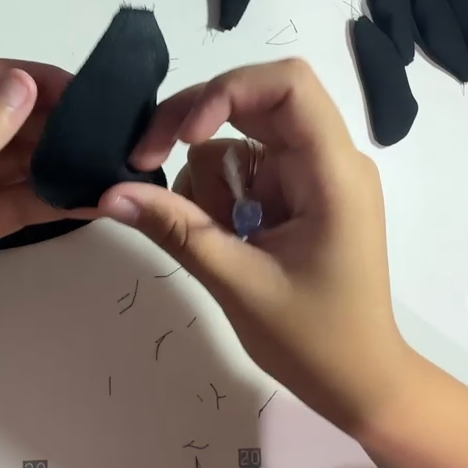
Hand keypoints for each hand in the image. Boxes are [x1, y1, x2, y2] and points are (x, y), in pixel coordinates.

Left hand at [0, 60, 92, 417]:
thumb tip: (21, 82)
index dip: (30, 80)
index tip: (88, 92)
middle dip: (50, 123)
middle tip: (111, 135)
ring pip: (7, 165)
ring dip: (52, 162)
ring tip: (109, 164)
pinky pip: (7, 206)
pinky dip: (43, 202)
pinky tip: (85, 200)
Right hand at [100, 59, 406, 433]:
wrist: (358, 382)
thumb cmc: (315, 340)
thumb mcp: (237, 283)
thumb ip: (175, 230)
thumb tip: (109, 194)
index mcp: (332, 172)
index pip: (287, 85)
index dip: (227, 91)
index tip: (183, 137)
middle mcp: (325, 160)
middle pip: (252, 103)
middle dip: (192, 126)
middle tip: (143, 161)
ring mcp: (308, 177)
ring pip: (236, 140)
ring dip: (205, 181)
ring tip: (213, 239)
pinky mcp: (292, 196)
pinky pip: (239, 172)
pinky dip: (214, 198)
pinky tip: (223, 240)